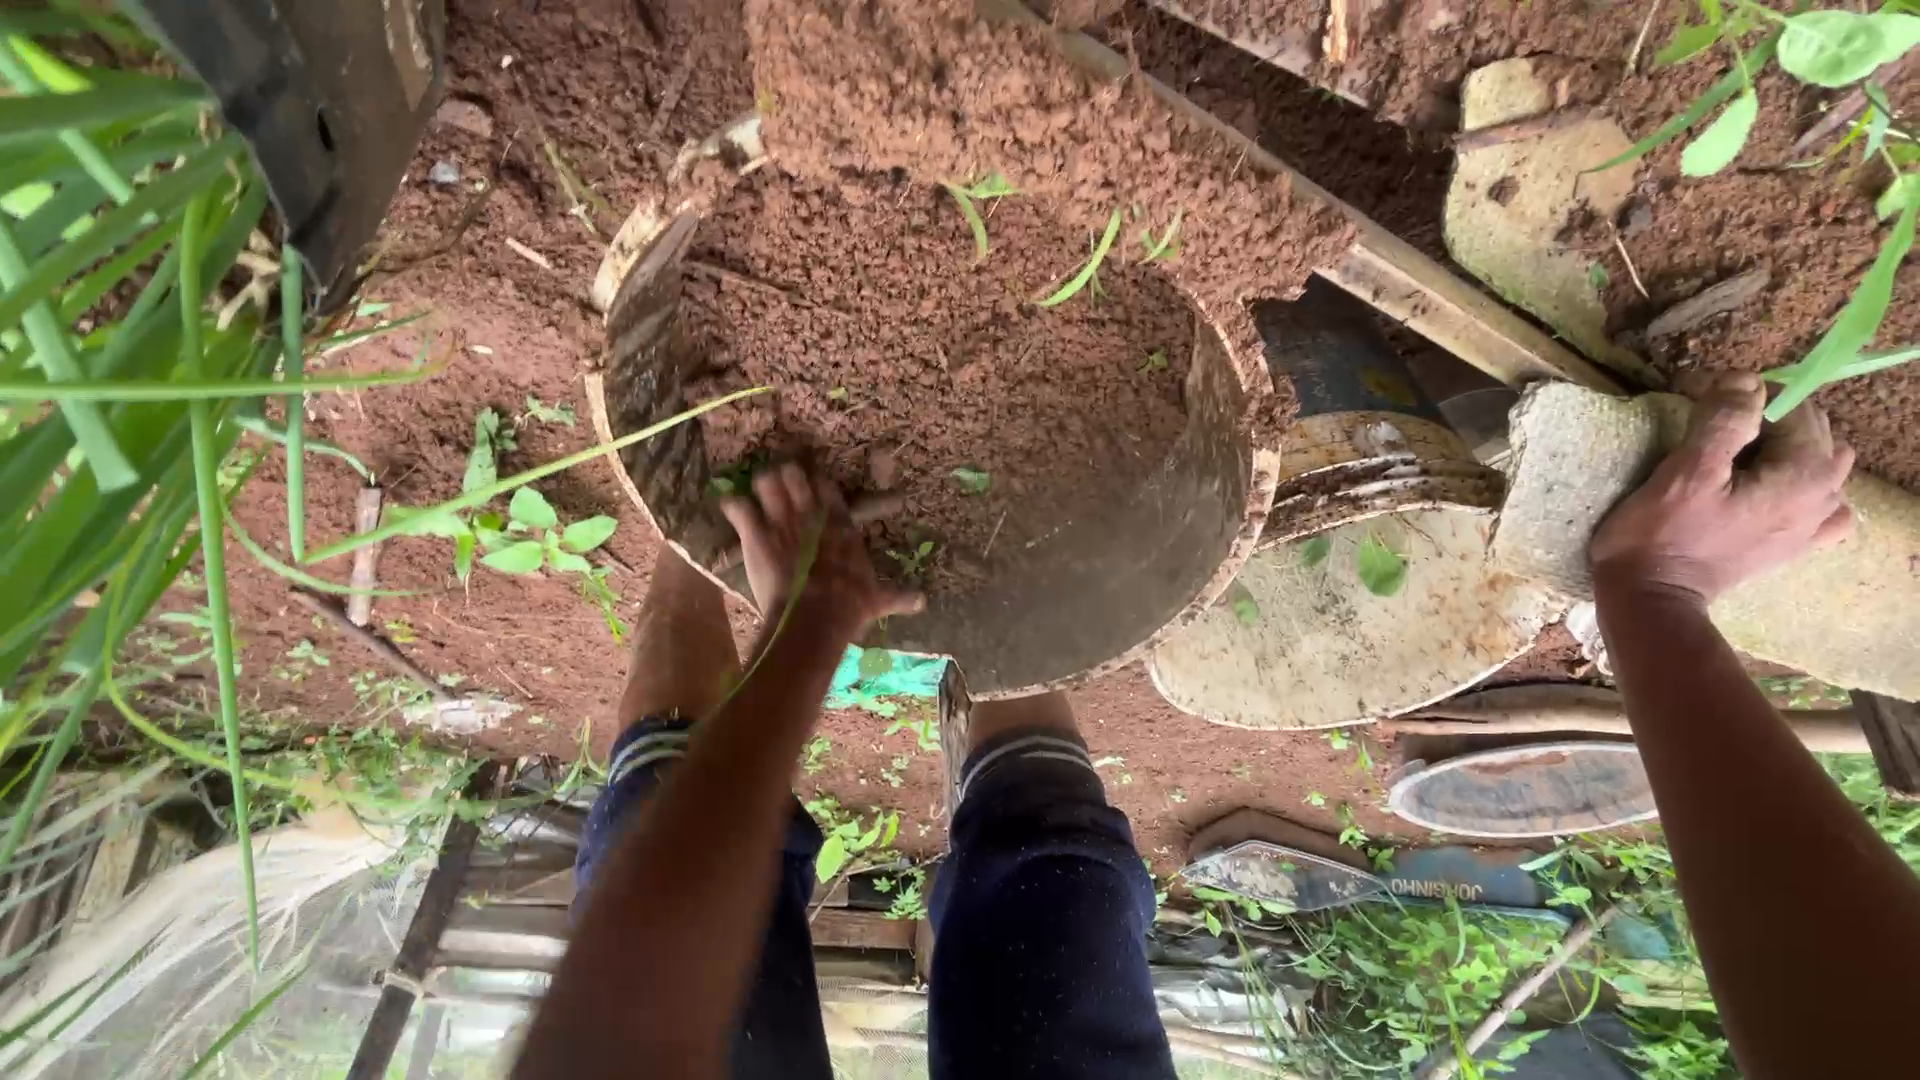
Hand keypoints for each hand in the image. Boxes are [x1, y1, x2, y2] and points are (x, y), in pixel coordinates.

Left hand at [719, 462, 923, 633]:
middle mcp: (810, 514)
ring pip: (767, 482)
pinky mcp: (756, 535)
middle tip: (781, 484)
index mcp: (839, 524)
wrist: (815, 617)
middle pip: (795, 475)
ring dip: (762, 485)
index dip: (817, 485)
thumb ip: (896, 596)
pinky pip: (738, 507)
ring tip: (758, 492)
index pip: (826, 488)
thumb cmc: (848, 607)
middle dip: (786, 477)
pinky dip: (734, 507)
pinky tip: (733, 508)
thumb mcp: (877, 600)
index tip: (812, 486)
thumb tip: (922, 601)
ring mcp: (781, 521)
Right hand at [1590, 372, 1854, 605]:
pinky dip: (1803, 487)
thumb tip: (1744, 380)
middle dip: (1767, 418)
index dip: (1744, 394)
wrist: (1653, 596)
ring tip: (1736, 454)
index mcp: (1805, 471)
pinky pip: (1823, 502)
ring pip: (1820, 463)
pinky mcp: (1797, 544)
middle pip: (1812, 432)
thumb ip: (1722, 422)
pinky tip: (1775, 492)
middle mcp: (1826, 494)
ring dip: (1784, 448)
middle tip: (1709, 422)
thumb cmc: (1659, 533)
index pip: (1791, 407)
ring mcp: (1815, 523)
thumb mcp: (1683, 473)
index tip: (1697, 394)